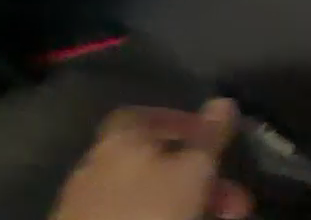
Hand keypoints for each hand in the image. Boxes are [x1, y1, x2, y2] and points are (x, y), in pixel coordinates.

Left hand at [50, 98, 252, 219]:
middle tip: (228, 190)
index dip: (173, 120)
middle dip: (196, 172)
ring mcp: (82, 207)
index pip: (139, 115)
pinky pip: (129, 213)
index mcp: (117, 142)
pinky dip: (157, 214)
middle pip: (151, 159)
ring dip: (186, 197)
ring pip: (146, 192)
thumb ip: (211, 134)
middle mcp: (93, 168)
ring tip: (222, 215)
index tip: (204, 134)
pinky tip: (184, 218)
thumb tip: (222, 101)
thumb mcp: (195, 169)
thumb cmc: (150, 210)